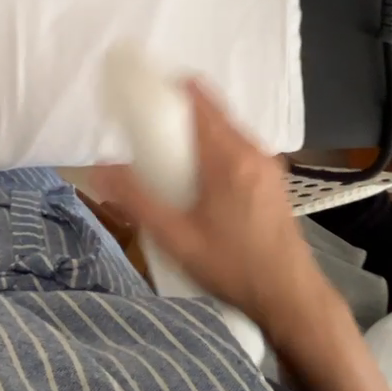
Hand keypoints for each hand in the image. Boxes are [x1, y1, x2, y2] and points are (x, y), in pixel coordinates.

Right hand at [91, 80, 327, 327]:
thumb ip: (135, 200)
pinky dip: (212, 151)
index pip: (197, 97)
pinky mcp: (273, 181)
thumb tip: (99, 169)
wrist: (293, 301)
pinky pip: (236, 148)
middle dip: (175, 117)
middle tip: (144, 138)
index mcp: (229, 156)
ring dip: (194, 136)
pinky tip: (196, 183)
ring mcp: (267, 165)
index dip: (166, 88)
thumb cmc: (234, 268)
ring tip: (166, 163)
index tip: (140, 98)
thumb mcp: (176, 238)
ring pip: (223, 130)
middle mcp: (252, 151)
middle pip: (208, 112)